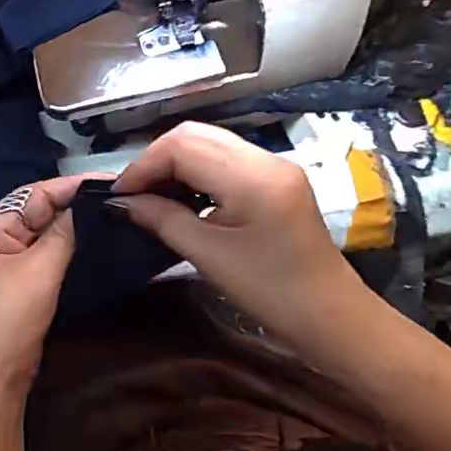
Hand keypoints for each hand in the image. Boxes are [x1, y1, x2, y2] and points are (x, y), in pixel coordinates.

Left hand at [0, 174, 100, 404]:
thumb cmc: (8, 321)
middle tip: (123, 198)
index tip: (116, 180)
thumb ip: (63, 233)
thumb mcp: (39, 271)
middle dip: (76, 205)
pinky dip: (67, 249)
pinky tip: (94, 245)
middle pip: (39, 211)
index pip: (34, 193)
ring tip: (117, 216)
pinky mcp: (18, 283)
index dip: (73, 186)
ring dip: (75, 227)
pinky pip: (45, 255)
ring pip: (45, 233)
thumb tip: (86, 202)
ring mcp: (4, 262)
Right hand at [110, 123, 365, 342]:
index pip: (182, 146)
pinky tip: (180, 194)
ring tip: (150, 194)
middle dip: (155, 159)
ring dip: (173, 162)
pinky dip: (194, 169)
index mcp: (252, 177)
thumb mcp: (207, 255)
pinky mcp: (276, 178)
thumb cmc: (269, 291)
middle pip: (194, 135)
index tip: (119, 196)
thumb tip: (121, 203)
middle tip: (131, 193)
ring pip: (208, 142)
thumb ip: (161, 219)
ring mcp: (274, 165)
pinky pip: (224, 157)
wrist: (331, 316)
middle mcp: (265, 159)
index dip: (143, 166)